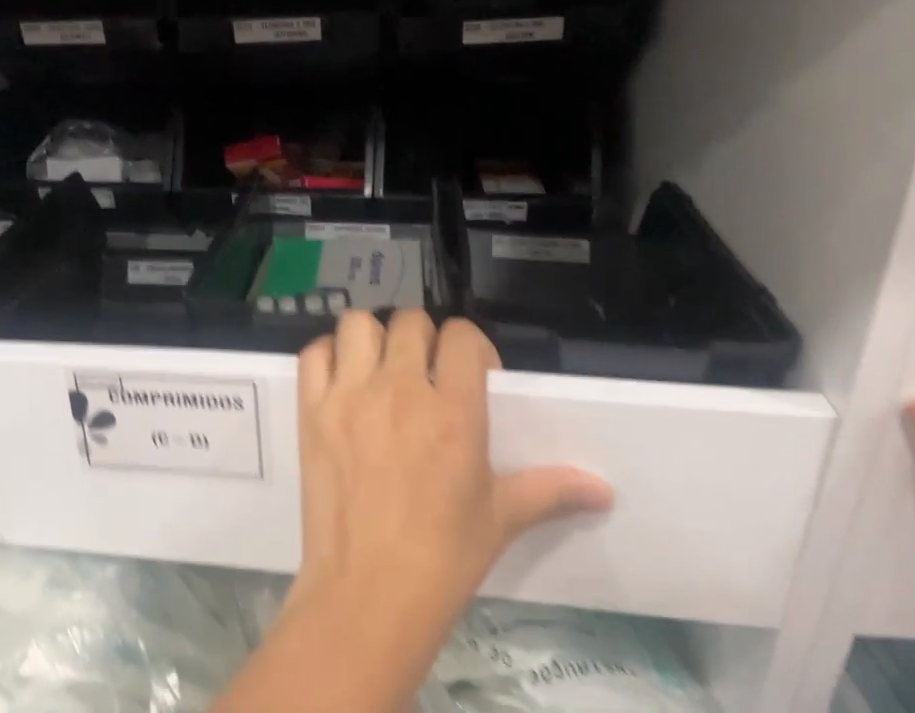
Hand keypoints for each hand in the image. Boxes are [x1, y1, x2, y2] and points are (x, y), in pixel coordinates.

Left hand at [292, 310, 613, 624]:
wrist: (368, 592)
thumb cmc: (443, 557)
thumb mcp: (500, 518)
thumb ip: (549, 490)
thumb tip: (603, 489)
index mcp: (455, 411)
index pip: (463, 336)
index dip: (470, 347)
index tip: (472, 374)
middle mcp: (401, 390)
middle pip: (411, 322)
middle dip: (424, 341)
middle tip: (425, 374)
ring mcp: (350, 397)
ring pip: (359, 325)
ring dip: (373, 339)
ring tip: (381, 371)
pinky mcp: (311, 412)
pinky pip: (314, 354)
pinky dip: (327, 356)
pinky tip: (342, 382)